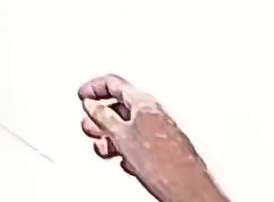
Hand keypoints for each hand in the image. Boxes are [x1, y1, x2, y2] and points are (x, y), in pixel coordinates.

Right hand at [78, 76, 226, 201]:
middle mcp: (153, 112)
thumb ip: (102, 116)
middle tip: (89, 125)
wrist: (191, 194)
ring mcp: (162, 131)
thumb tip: (91, 104)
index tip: (82, 96)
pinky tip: (123, 158)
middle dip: (100, 116)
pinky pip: (140, 141)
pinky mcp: (167, 150)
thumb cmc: (163, 165)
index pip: (112, 83)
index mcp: (143, 101)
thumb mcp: (121, 136)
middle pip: (120, 106)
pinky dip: (126, 147)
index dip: (94, 88)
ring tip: (102, 147)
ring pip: (128, 126)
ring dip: (111, 135)